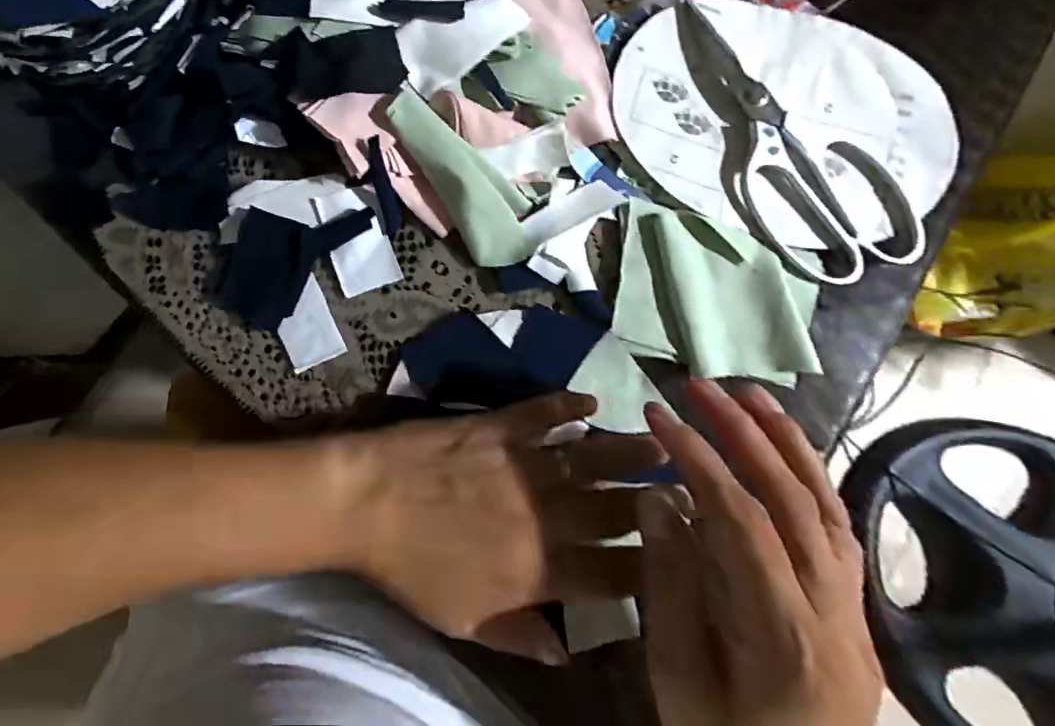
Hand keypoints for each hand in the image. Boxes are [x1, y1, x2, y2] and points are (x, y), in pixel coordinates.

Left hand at [338, 392, 666, 664]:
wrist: (358, 501)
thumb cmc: (404, 566)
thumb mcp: (460, 620)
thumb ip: (519, 637)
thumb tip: (569, 654)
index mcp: (542, 572)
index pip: (622, 575)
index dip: (664, 566)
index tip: (695, 556)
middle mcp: (543, 518)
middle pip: (618, 513)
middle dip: (662, 504)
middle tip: (696, 492)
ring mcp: (515, 468)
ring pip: (588, 460)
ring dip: (629, 452)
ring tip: (663, 444)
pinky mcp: (486, 430)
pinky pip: (535, 415)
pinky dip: (563, 405)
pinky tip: (587, 401)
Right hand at [641, 381, 883, 725]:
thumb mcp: (676, 667)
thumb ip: (670, 582)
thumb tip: (659, 499)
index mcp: (783, 630)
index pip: (742, 520)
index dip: (699, 458)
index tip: (654, 415)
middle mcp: (834, 614)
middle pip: (795, 505)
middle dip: (746, 436)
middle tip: (698, 386)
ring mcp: (853, 614)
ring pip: (829, 514)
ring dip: (789, 448)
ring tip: (751, 398)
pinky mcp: (852, 614)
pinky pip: (838, 535)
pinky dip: (811, 483)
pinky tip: (783, 456)